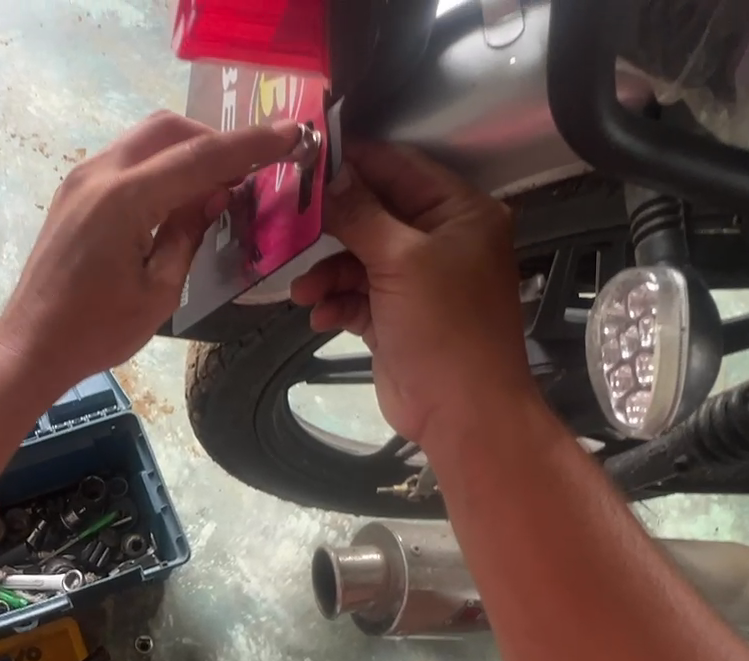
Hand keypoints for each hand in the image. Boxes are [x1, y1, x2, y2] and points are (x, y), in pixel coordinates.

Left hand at [0, 112, 300, 388]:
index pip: (200, 157)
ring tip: (214, 185)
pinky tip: (174, 197)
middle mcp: (99, 174)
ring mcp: (80, 180)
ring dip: (184, 151)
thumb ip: (188, 234)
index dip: (250, 145)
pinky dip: (157, 166)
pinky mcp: (71, 194)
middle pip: (168, 129)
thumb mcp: (158, 293)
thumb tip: (213, 194)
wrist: (32, 346)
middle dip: (214, 141)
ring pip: (144, 139)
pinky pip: (124, 160)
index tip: (291, 136)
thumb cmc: (96, 332)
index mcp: (124, 200)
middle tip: (246, 171)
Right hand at [291, 143, 536, 448]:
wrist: (459, 410)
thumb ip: (361, 216)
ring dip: (327, 276)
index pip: (401, 169)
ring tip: (303, 293)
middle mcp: (438, 241)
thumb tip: (329, 176)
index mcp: (458, 213)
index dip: (354, 164)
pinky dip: (336, 304)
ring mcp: (415, 282)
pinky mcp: (393, 317)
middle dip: (331, 230)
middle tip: (289, 228)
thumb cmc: (445, 328)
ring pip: (357, 262)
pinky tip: (321, 316)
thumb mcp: (401, 261)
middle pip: (372, 217)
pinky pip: (355, 298)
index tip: (305, 162)